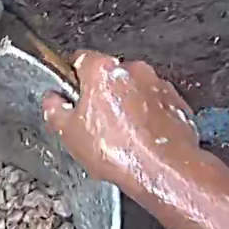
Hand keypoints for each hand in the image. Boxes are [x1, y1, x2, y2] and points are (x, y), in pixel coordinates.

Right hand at [41, 51, 209, 196]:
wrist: (163, 170)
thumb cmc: (119, 150)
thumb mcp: (68, 132)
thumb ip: (53, 108)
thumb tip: (52, 100)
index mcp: (103, 70)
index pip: (80, 58)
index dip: (71, 76)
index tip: (69, 92)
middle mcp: (134, 70)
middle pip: (107, 75)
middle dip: (99, 94)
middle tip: (90, 122)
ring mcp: (158, 85)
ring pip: (131, 90)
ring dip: (123, 106)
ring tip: (117, 136)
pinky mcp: (176, 102)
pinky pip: (152, 104)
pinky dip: (145, 117)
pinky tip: (137, 140)